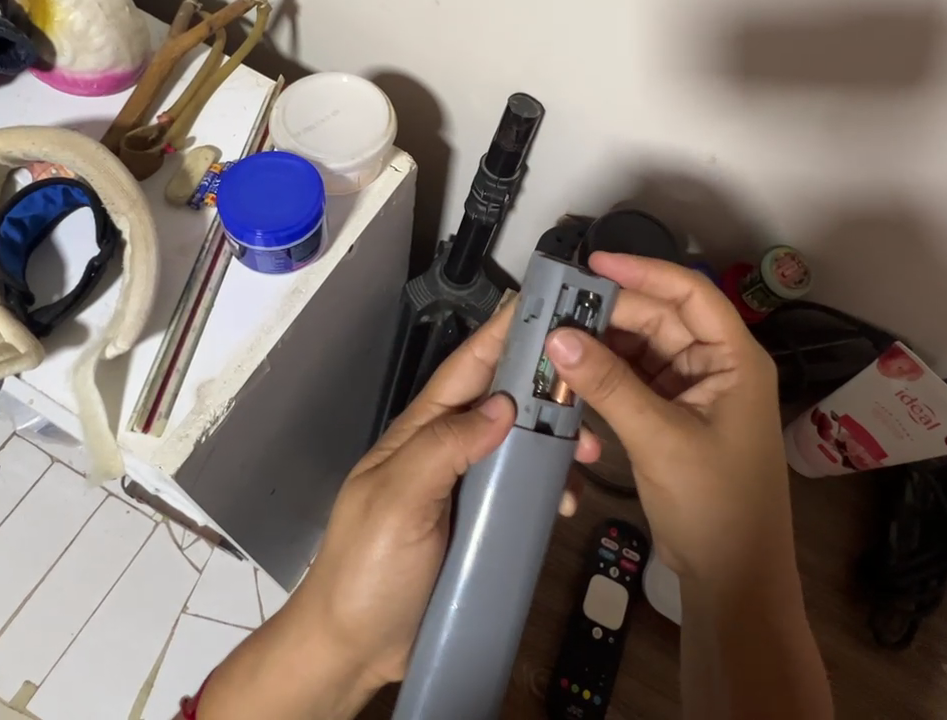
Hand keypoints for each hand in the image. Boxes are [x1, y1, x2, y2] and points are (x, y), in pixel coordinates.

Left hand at [197, 300, 598, 718]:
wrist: (355, 646)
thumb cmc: (367, 567)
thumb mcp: (397, 500)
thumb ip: (443, 449)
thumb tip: (503, 406)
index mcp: (423, 430)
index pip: (469, 365)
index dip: (504, 330)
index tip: (546, 301)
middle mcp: (448, 446)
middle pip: (505, 400)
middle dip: (547, 388)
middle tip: (590, 390)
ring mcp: (466, 484)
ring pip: (521, 444)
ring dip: (556, 440)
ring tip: (590, 455)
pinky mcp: (481, 521)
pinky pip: (522, 490)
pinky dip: (549, 487)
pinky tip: (567, 502)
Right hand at [544, 252, 793, 587]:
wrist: (732, 579)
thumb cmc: (715, 504)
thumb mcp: (660, 438)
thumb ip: (608, 384)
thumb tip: (557, 337)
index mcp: (733, 358)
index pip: (690, 294)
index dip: (644, 272)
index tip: (593, 265)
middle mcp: (714, 364)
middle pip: (659, 319)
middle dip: (609, 314)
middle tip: (555, 309)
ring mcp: (691, 390)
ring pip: (640, 348)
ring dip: (602, 344)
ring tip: (553, 336)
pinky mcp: (670, 414)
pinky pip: (632, 379)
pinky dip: (603, 375)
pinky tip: (569, 371)